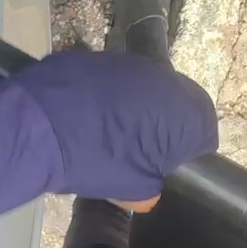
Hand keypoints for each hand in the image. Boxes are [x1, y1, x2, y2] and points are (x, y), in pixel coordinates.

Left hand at [10, 50, 218, 204]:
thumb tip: (147, 186)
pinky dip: (109, 94)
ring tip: (109, 133)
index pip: (204, 130)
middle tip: (139, 151)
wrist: (42, 122)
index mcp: (183, 111)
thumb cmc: (98, 159)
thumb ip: (151, 186)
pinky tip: (88, 114)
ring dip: (136, 107)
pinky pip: (116, 79)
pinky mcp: (101, 56)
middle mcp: (164, 79)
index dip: (188, 150)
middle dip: (162, 126)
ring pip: (145, 88)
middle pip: (175, 103)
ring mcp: (131, 63)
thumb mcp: (134, 191)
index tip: (168, 165)